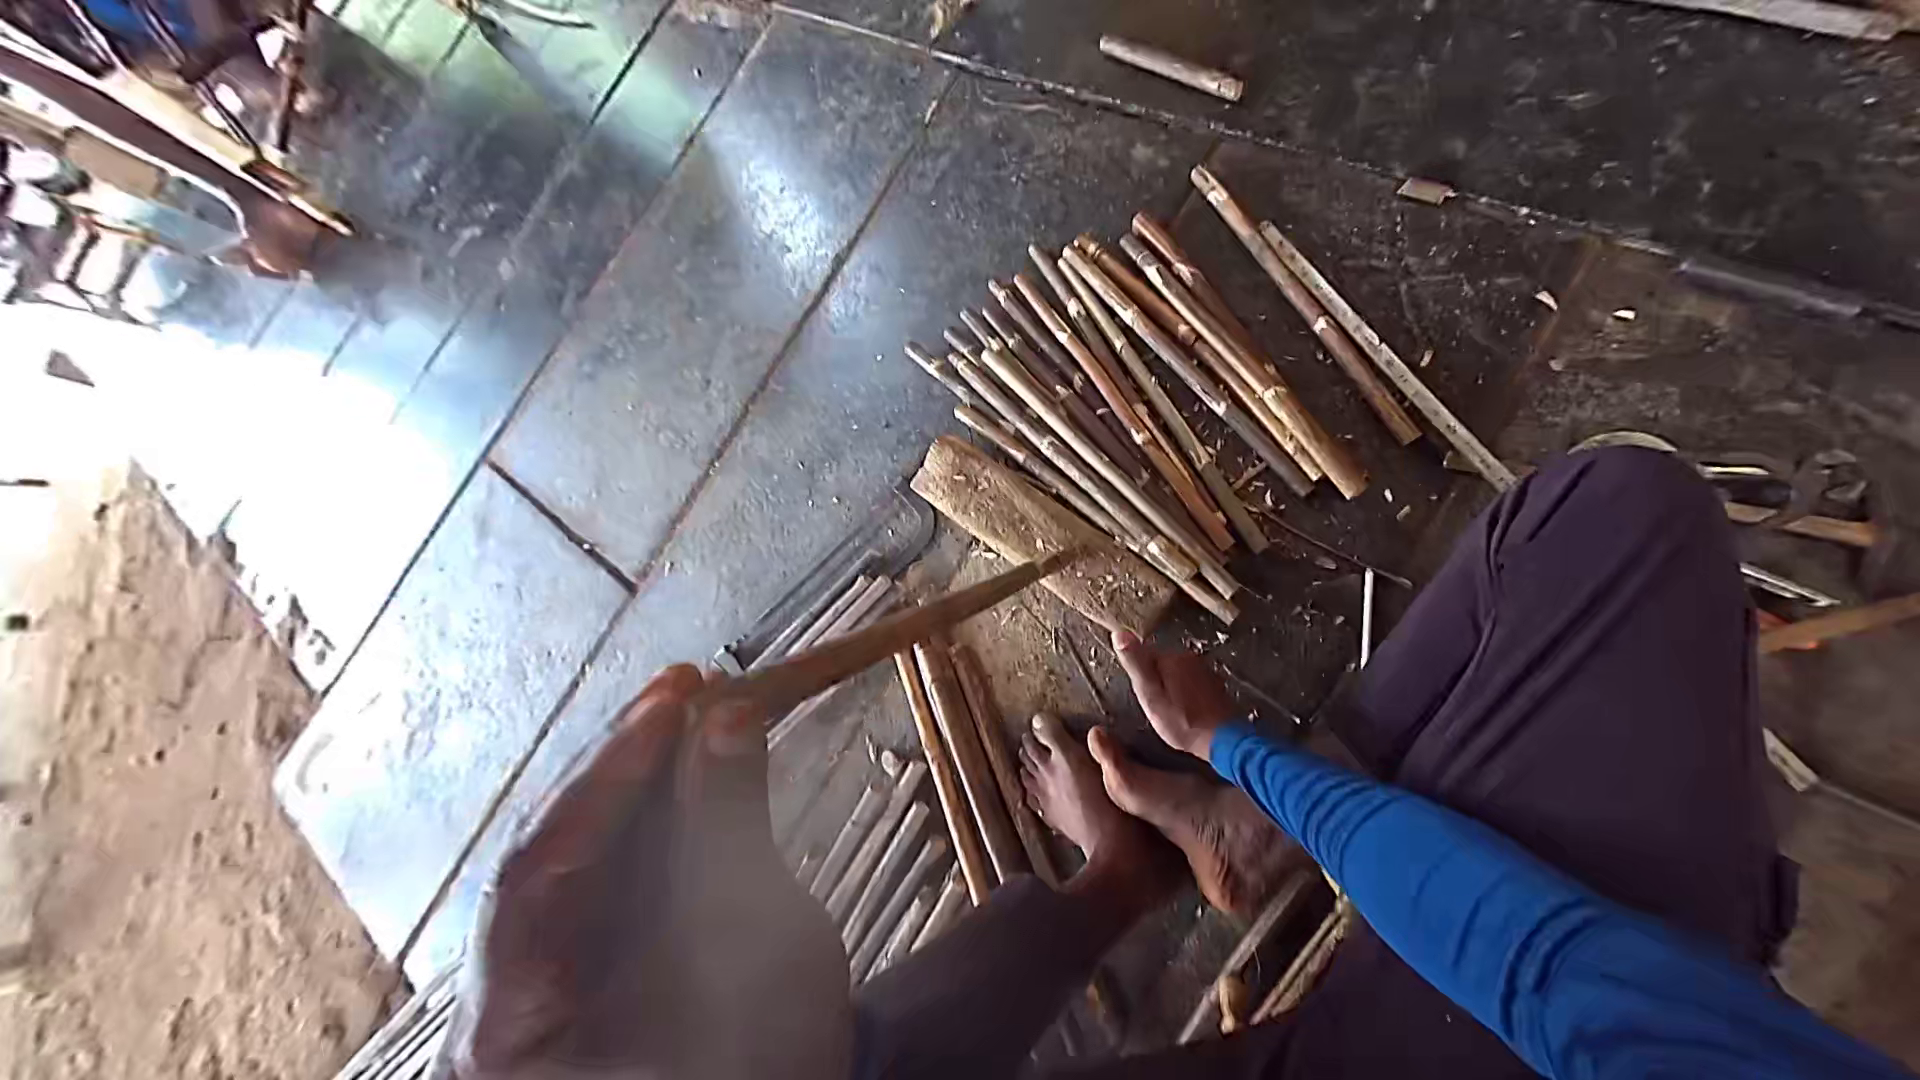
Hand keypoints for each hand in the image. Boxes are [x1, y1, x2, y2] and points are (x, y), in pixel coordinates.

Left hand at [446, 666, 852, 1079]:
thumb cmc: (769, 1054)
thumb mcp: (755, 946)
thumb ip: (731, 828)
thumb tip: (729, 715)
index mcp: (514, 1030)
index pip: (538, 874)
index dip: (607, 777)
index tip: (670, 704)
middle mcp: (514, 987)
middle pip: (563, 844)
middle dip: (627, 758)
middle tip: (686, 686)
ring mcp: (559, 955)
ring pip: (598, 835)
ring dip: (652, 764)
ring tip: (700, 700)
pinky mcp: (608, 927)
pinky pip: (631, 845)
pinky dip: (670, 791)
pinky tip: (701, 745)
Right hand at [1111, 630, 1235, 760]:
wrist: (1224, 741)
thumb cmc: (1182, 722)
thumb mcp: (1150, 695)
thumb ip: (1136, 663)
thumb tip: (1119, 633)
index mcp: (1171, 657)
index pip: (1144, 656)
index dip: (1140, 677)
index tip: (1145, 697)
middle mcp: (1190, 658)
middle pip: (1160, 664)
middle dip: (1155, 682)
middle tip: (1157, 707)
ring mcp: (1205, 670)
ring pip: (1176, 674)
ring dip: (1171, 688)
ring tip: (1172, 712)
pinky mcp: (1214, 684)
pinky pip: (1191, 683)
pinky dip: (1186, 694)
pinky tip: (1187, 712)